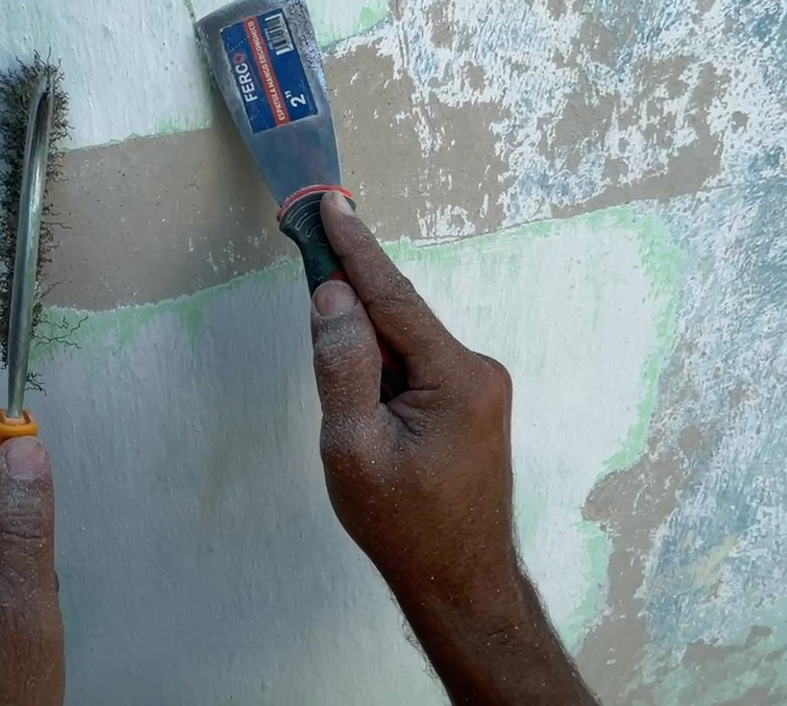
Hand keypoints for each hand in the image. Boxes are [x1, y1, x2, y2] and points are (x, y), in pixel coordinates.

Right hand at [309, 191, 595, 704]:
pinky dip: (378, 366)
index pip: (393, 296)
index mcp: (454, 376)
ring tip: (348, 406)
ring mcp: (476, 383)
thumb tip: (333, 294)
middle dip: (349, 306)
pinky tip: (367, 407)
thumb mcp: (352, 446)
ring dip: (362, 349)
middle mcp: (475, 368)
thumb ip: (341, 363)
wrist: (460, 583)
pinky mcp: (468, 397)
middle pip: (395, 318)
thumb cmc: (403, 523)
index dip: (355, 248)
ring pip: (400, 341)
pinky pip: (410, 361)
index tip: (331, 204)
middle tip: (310, 298)